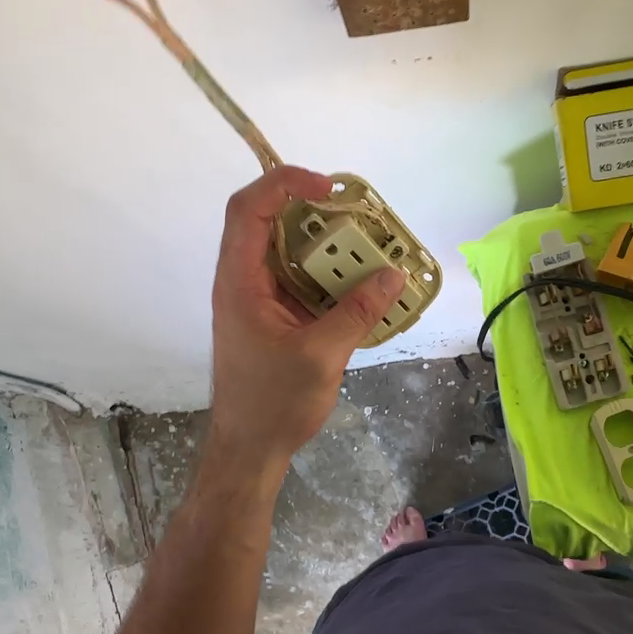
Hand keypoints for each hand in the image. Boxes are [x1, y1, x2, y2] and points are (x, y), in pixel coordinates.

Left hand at [207, 167, 405, 476]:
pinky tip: (360, 286)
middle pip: (269, 224)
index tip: (329, 188)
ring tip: (368, 249)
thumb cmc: (274, 404)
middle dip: (314, 213)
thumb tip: (393, 275)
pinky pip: (301, 282)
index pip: (248, 210)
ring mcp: (258, 301)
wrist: (250, 449)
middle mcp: (244, 283)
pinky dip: (329, 276)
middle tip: (359, 219)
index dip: (284, 184)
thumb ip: (357, 313)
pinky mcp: (274, 319)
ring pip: (288, 253)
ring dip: (326, 246)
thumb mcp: (321, 357)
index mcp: (239, 283)